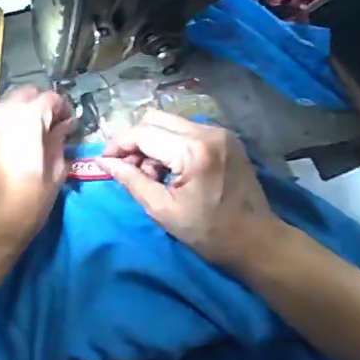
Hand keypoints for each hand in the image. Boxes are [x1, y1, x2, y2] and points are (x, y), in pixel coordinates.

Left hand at [0, 87, 74, 257]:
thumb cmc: (26, 202)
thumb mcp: (54, 172)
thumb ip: (59, 141)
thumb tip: (63, 126)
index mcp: (23, 118)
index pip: (50, 98)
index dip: (63, 110)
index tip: (69, 126)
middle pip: (26, 95)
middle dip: (41, 107)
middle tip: (51, 130)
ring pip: (7, 104)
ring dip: (22, 114)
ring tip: (31, 138)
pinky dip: (5, 124)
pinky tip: (12, 145)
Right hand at [99, 110, 289, 271]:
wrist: (256, 239)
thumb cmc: (207, 232)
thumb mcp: (162, 209)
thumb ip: (131, 180)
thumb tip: (104, 161)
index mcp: (193, 151)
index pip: (144, 133)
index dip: (119, 144)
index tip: (105, 160)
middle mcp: (208, 132)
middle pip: (155, 119)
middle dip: (135, 140)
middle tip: (128, 168)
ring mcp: (220, 132)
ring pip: (170, 123)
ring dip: (152, 143)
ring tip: (151, 174)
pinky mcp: (226, 138)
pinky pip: (186, 131)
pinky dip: (170, 145)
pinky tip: (170, 170)